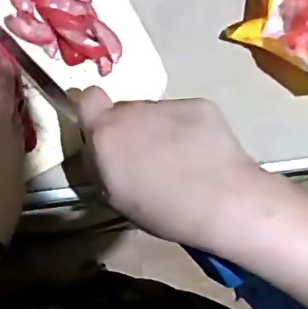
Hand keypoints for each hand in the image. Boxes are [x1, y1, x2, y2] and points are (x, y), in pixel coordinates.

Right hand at [70, 89, 280, 249]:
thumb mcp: (112, 196)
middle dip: (128, 131)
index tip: (98, 129)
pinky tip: (200, 155)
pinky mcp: (201, 105)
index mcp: (105, 133)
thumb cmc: (159, 209)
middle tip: (144, 161)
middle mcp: (133, 110)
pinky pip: (183, 115)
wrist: (221, 201)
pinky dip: (187, 130)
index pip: (86, 99)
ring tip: (178, 162)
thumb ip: (100, 164)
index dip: (90, 111)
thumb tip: (101, 151)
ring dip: (158, 131)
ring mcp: (168, 104)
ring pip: (154, 114)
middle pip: (123, 112)